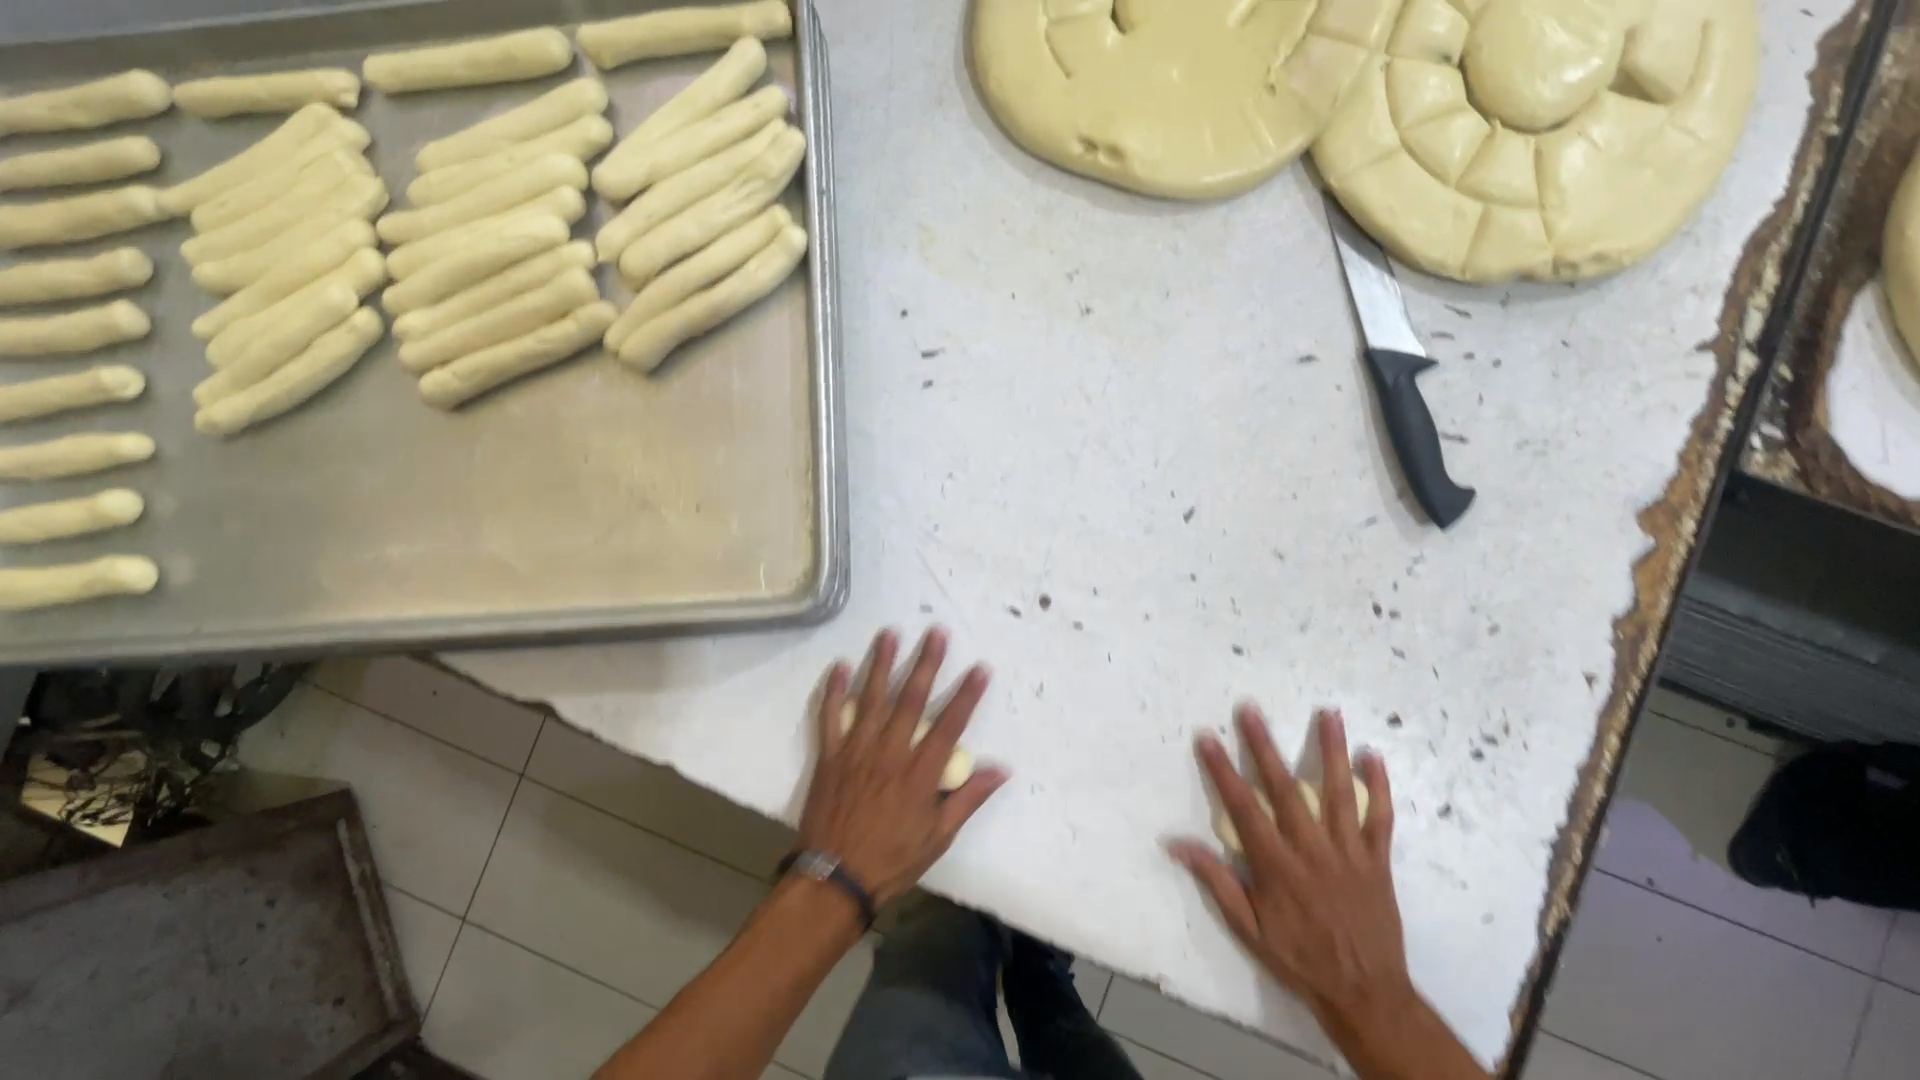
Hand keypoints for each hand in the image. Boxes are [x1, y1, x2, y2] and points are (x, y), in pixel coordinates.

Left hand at [799, 628, 1007, 906]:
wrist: (835, 878)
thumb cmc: (892, 859)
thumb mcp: (939, 837)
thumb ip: (968, 798)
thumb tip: (1002, 769)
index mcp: (920, 773)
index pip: (949, 725)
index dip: (966, 695)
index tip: (980, 668)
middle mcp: (890, 753)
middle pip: (911, 700)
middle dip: (926, 663)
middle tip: (936, 633)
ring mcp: (856, 751)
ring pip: (870, 698)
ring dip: (881, 663)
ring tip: (890, 634)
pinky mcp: (830, 756)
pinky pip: (830, 716)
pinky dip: (834, 690)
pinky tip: (839, 666)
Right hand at [1170, 706, 1410, 1038]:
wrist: (1364, 991)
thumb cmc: (1298, 958)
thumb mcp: (1247, 928)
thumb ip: (1216, 881)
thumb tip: (1176, 844)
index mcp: (1276, 865)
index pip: (1243, 807)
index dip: (1222, 770)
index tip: (1207, 737)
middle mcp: (1311, 849)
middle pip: (1285, 788)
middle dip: (1264, 745)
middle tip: (1250, 708)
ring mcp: (1349, 851)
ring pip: (1339, 792)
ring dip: (1331, 749)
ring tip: (1328, 712)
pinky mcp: (1378, 860)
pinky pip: (1381, 817)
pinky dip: (1380, 786)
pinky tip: (1373, 755)